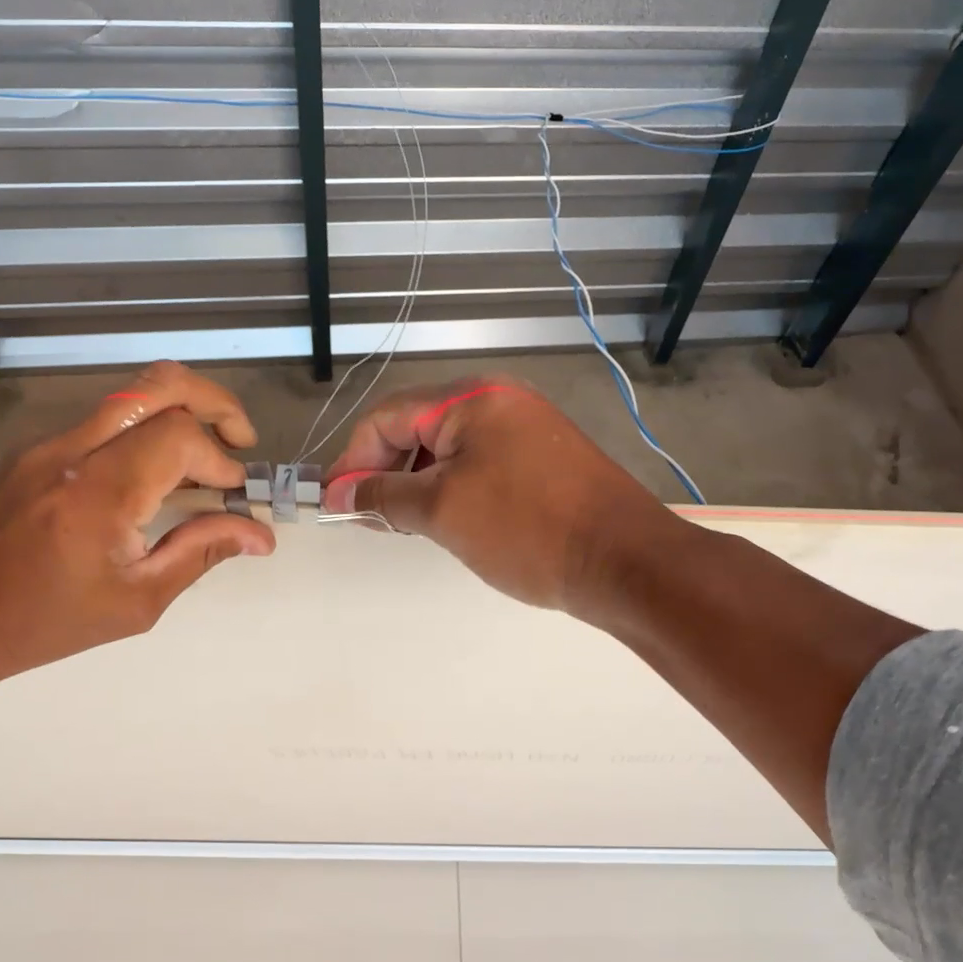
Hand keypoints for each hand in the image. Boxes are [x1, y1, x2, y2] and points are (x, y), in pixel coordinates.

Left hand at [0, 362, 274, 690]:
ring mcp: (47, 443)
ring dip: (180, 413)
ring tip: (203, 459)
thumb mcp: (138, 601)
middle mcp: (71, 452)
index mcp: (99, 495)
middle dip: (215, 401)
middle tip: (240, 439)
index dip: (220, 461)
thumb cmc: (48, 622)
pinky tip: (152, 477)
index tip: (232, 496)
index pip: (180, 437)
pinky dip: (144, 432)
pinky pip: (102, 421)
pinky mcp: (33, 448)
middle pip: (159, 385)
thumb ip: (201, 552)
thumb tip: (261, 534)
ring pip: (130, 395)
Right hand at [320, 377, 684, 615]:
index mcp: (474, 398)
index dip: (354, 459)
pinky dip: (452, 489)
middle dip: (385, 471)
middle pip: (419, 428)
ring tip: (406, 525)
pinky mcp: (544, 461)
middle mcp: (500, 401)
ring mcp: (527, 429)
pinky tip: (447, 522)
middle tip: (369, 517)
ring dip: (418, 483)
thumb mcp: (443, 511)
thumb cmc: (528, 530)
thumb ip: (384, 496)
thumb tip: (340, 492)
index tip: (335, 502)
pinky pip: (480, 465)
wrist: (626, 563)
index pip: (389, 416)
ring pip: (449, 449)